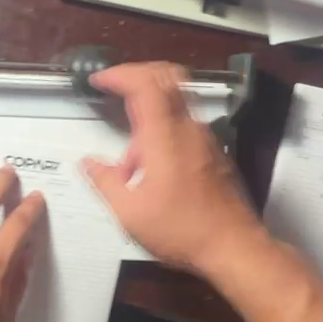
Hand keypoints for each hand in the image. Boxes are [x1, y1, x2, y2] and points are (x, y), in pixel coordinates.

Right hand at [83, 62, 264, 273]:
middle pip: (166, 79)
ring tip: (129, 165)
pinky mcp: (213, 154)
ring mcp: (205, 140)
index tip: (99, 79)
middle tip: (114, 88)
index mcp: (165, 137)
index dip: (120, 74)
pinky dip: (162, 133)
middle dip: (137, 77)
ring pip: (175, 106)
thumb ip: (105, 182)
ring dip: (148, 118)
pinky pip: (184, 127)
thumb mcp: (130, 213)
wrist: (233, 247)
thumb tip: (88, 163)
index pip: (145, 84)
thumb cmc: (181, 231)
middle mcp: (188, 130)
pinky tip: (150, 173)